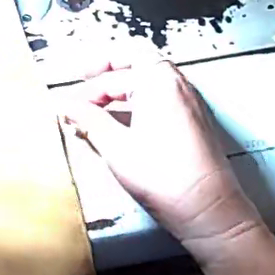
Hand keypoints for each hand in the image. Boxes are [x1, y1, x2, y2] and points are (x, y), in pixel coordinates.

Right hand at [59, 59, 262, 254]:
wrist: (210, 210)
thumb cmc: (165, 178)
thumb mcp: (115, 148)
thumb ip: (88, 120)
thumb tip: (64, 104)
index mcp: (158, 82)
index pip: (112, 75)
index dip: (86, 89)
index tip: (68, 105)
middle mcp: (177, 84)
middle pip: (135, 63)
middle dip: (105, 75)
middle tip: (82, 87)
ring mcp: (187, 101)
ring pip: (148, 79)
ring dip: (120, 88)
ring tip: (96, 109)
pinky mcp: (191, 120)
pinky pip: (159, 97)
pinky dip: (135, 102)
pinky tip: (119, 124)